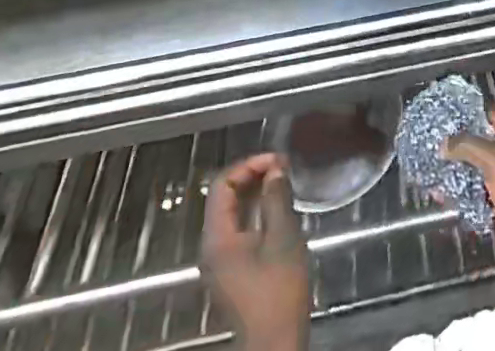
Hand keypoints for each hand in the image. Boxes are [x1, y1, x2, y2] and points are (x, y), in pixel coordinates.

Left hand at [201, 153, 309, 350]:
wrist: (277, 346)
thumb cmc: (278, 294)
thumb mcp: (283, 241)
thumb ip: (276, 200)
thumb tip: (275, 171)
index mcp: (217, 236)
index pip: (223, 184)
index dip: (248, 166)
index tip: (275, 161)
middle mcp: (212, 245)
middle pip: (225, 198)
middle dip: (252, 178)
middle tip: (280, 170)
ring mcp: (220, 261)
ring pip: (233, 215)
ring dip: (255, 196)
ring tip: (281, 186)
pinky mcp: (232, 272)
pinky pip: (239, 231)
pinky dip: (256, 216)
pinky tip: (277, 214)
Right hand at [444, 107, 494, 278]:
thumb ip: (467, 146)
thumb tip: (444, 145)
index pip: (492, 116)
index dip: (472, 109)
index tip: (448, 107)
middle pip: (481, 143)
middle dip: (458, 141)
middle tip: (434, 137)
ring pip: (475, 170)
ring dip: (456, 168)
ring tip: (432, 162)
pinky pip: (474, 195)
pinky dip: (458, 193)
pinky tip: (440, 191)